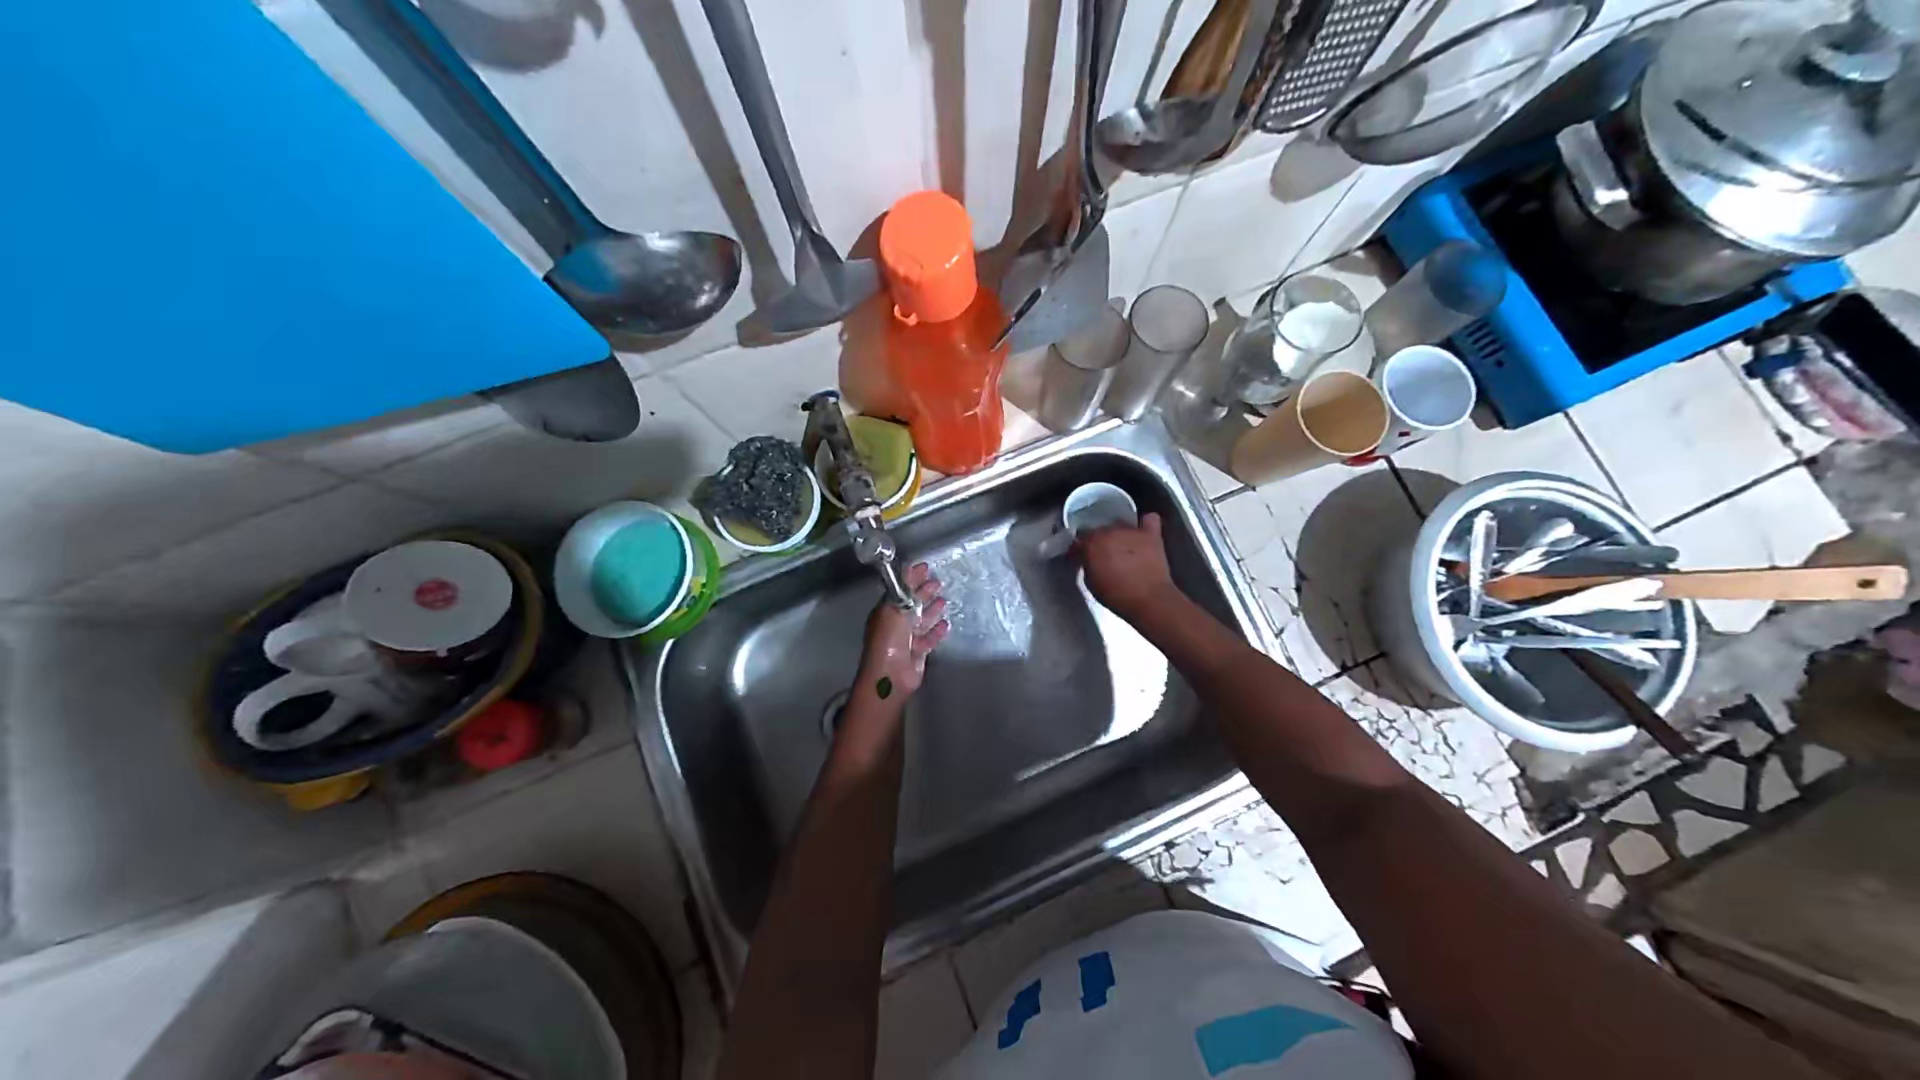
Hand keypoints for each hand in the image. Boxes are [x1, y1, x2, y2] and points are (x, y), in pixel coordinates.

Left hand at [857, 563, 949, 701]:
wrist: (891, 675)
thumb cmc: (889, 640)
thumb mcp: (893, 610)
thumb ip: (902, 590)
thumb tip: (907, 569)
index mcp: (885, 612)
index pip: (899, 590)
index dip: (910, 579)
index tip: (924, 568)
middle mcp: (895, 623)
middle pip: (911, 604)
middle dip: (923, 592)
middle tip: (938, 582)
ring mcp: (907, 639)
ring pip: (921, 620)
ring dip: (931, 610)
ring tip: (943, 600)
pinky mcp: (918, 652)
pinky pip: (929, 638)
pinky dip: (936, 631)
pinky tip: (945, 624)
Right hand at [1077, 512, 1177, 619]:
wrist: (1149, 600)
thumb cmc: (1116, 595)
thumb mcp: (1091, 583)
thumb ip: (1086, 565)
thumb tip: (1088, 559)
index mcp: (1092, 543)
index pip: (1080, 538)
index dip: (1079, 549)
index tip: (1080, 557)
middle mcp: (1110, 531)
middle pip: (1100, 529)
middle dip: (1099, 541)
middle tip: (1102, 555)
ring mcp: (1131, 531)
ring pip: (1120, 524)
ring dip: (1118, 534)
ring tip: (1121, 547)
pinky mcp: (1151, 535)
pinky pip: (1149, 520)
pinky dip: (1145, 524)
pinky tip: (1143, 530)